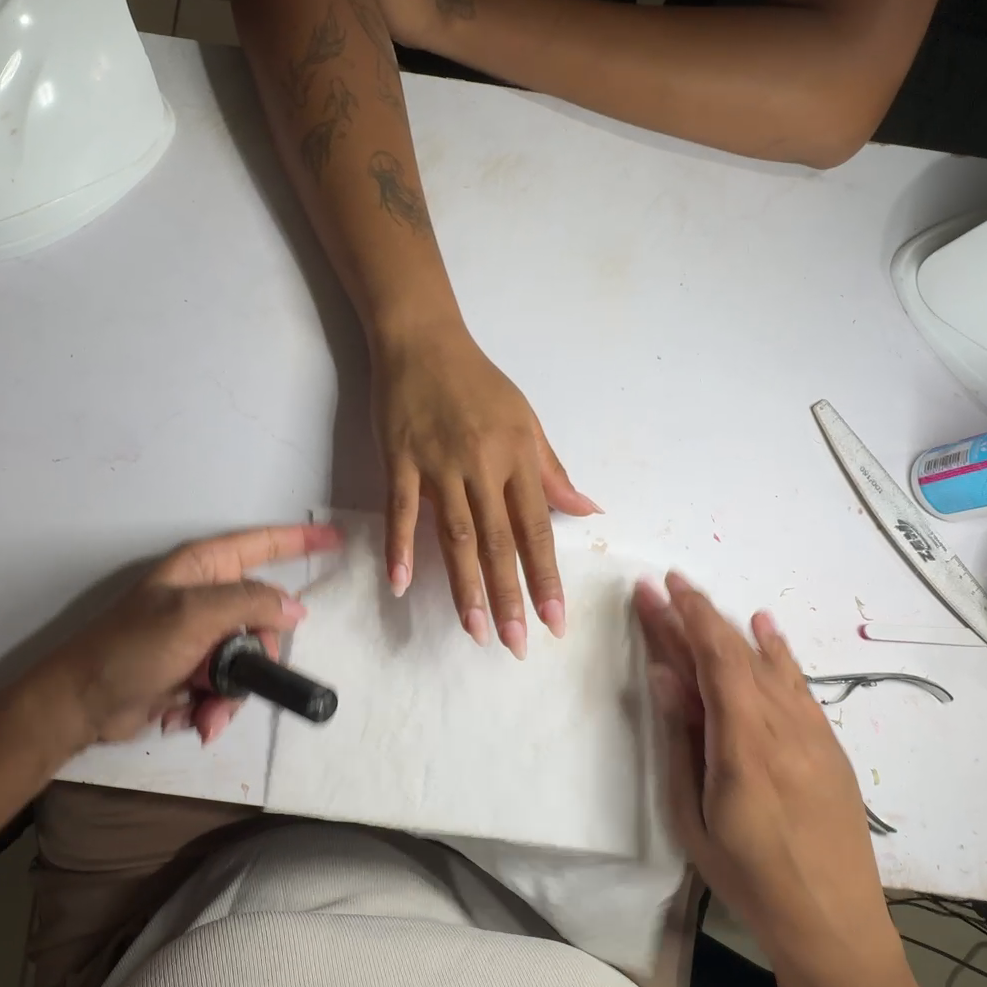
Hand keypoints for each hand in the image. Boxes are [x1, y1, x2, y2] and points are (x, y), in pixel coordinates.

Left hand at [37, 524, 344, 745]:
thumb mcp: (193, 617)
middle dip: (258, 656)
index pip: (262, 544)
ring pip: (249, 660)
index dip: (300, 540)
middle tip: (239, 677)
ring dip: (234, 693)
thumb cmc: (132, 648)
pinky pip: (228, 687)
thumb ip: (249, 604)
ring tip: (207, 713)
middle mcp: (206, 597)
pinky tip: (195, 720)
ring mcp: (200, 636)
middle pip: (264, 618)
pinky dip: (216, 707)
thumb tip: (295, 609)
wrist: (83, 703)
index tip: (338, 538)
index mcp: (203, 568)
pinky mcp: (193, 671)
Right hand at [373, 330, 595, 658]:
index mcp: (516, 456)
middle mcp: (481, 465)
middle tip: (514, 644)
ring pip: (453, 534)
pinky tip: (401, 584)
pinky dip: (400, 547)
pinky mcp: (399, 461)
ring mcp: (437, 464)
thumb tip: (587, 511)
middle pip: (497, 541)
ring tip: (472, 630)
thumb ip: (551, 470)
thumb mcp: (525, 419)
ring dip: (464, 585)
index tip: (554, 621)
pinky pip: (400, 511)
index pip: (536, 529)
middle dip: (508, 596)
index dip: (545, 577)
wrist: (422, 342)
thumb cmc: (478, 382)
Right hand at [634, 573, 905, 982]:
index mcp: (745, 747)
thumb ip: (681, 740)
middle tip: (664, 583)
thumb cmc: (747, 876)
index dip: (684, 619)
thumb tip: (664, 675)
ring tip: (699, 597)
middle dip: (698, 614)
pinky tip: (765, 628)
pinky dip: (778, 652)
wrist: (834, 925)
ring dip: (731, 626)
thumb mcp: (693, 815)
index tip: (655, 588)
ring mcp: (814, 737)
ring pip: (770, 664)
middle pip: (738, 655)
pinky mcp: (830, 749)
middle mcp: (785, 730)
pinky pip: (800, 686)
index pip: (714, 662)